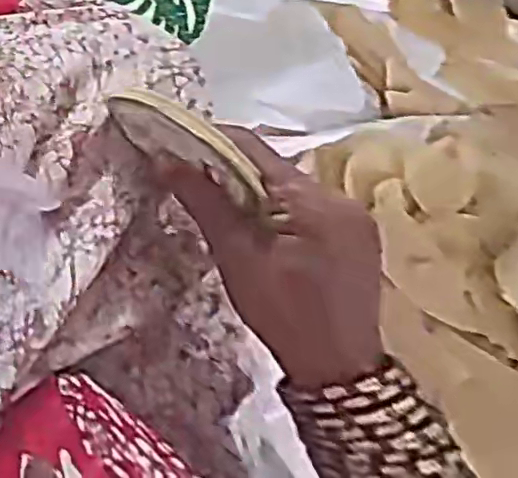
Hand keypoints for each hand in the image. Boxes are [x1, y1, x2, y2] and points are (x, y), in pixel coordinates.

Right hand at [157, 127, 384, 388]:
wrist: (340, 376)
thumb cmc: (284, 314)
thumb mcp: (236, 254)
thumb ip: (203, 200)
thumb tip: (165, 158)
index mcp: (316, 200)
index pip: (252, 148)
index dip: (209, 141)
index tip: (174, 145)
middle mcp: (339, 198)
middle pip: (269, 164)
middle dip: (226, 165)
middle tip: (188, 176)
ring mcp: (351, 216)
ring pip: (283, 183)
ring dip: (247, 186)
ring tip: (214, 199)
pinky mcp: (352, 234)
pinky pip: (301, 202)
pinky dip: (270, 204)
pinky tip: (250, 221)